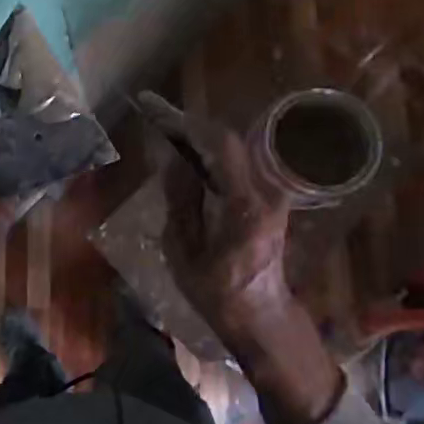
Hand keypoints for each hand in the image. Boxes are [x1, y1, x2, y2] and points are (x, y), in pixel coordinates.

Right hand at [143, 92, 343, 423]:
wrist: (260, 315)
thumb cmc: (217, 294)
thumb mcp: (184, 251)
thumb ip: (180, 201)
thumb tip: (172, 159)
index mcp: (245, 206)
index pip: (219, 146)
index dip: (186, 123)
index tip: (154, 108)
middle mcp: (265, 192)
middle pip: (227, 142)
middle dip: (187, 125)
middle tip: (153, 113)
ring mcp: (270, 194)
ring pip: (232, 151)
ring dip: (197, 138)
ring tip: (163, 127)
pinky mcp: (266, 199)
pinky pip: (234, 166)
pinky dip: (208, 154)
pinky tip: (185, 152)